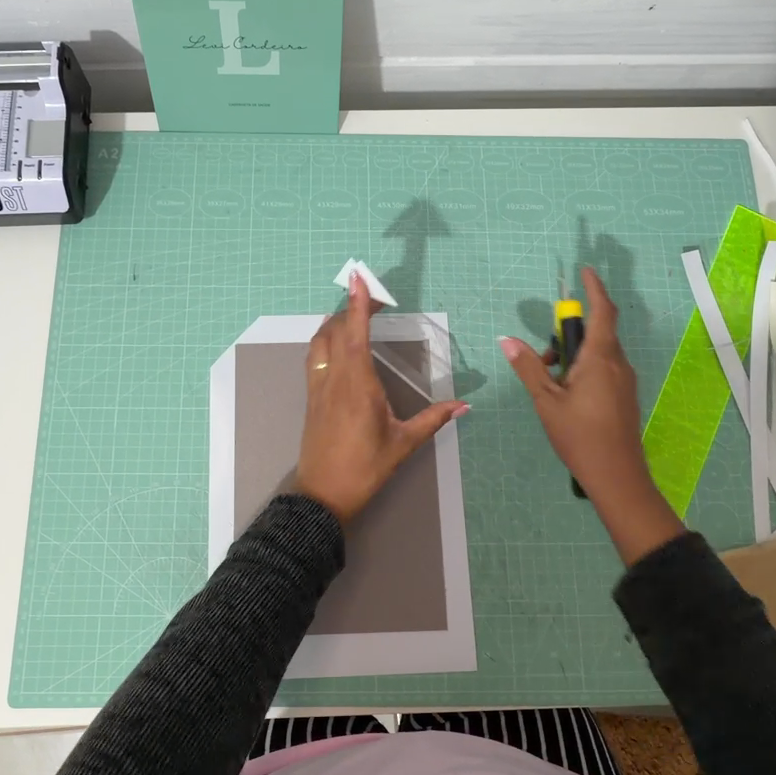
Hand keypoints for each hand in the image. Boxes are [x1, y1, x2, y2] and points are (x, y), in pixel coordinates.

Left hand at [294, 274, 468, 524]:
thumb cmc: (365, 469)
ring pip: (319, 340)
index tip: (359, 279)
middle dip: (351, 308)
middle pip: (335, 330)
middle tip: (374, 299)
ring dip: (334, 322)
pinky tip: (336, 342)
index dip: (357, 304)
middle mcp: (334, 378)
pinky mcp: (311, 397)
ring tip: (354, 314)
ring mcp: (318, 387)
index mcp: (358, 385)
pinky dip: (324, 339)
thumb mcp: (403, 444)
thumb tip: (464, 405)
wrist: (322, 495)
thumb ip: (433, 420)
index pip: (355, 333)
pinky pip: (314, 356)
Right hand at [500, 266, 685, 564]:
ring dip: (574, 354)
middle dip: (570, 333)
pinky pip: (605, 368)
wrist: (617, 476)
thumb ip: (529, 367)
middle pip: (598, 332)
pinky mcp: (625, 396)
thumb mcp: (546, 400)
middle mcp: (618, 363)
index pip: (602, 311)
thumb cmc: (580, 436)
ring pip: (600, 352)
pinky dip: (584, 368)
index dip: (595, 289)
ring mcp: (625, 380)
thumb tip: (508, 340)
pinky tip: (566, 393)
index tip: (585, 272)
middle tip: (545, 354)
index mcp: (601, 358)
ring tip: (550, 380)